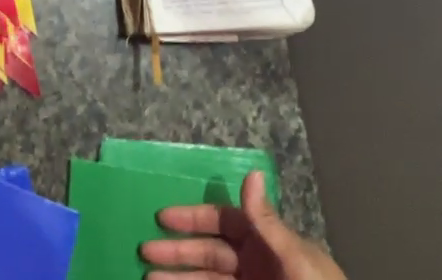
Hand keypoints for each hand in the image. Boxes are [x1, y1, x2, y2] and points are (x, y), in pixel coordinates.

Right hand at [141, 171, 344, 279]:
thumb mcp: (297, 260)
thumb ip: (268, 222)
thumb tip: (252, 172)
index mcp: (268, 244)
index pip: (223, 222)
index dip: (193, 218)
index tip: (163, 218)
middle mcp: (255, 265)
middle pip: (209, 252)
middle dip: (177, 251)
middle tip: (144, 250)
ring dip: (178, 277)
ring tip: (148, 277)